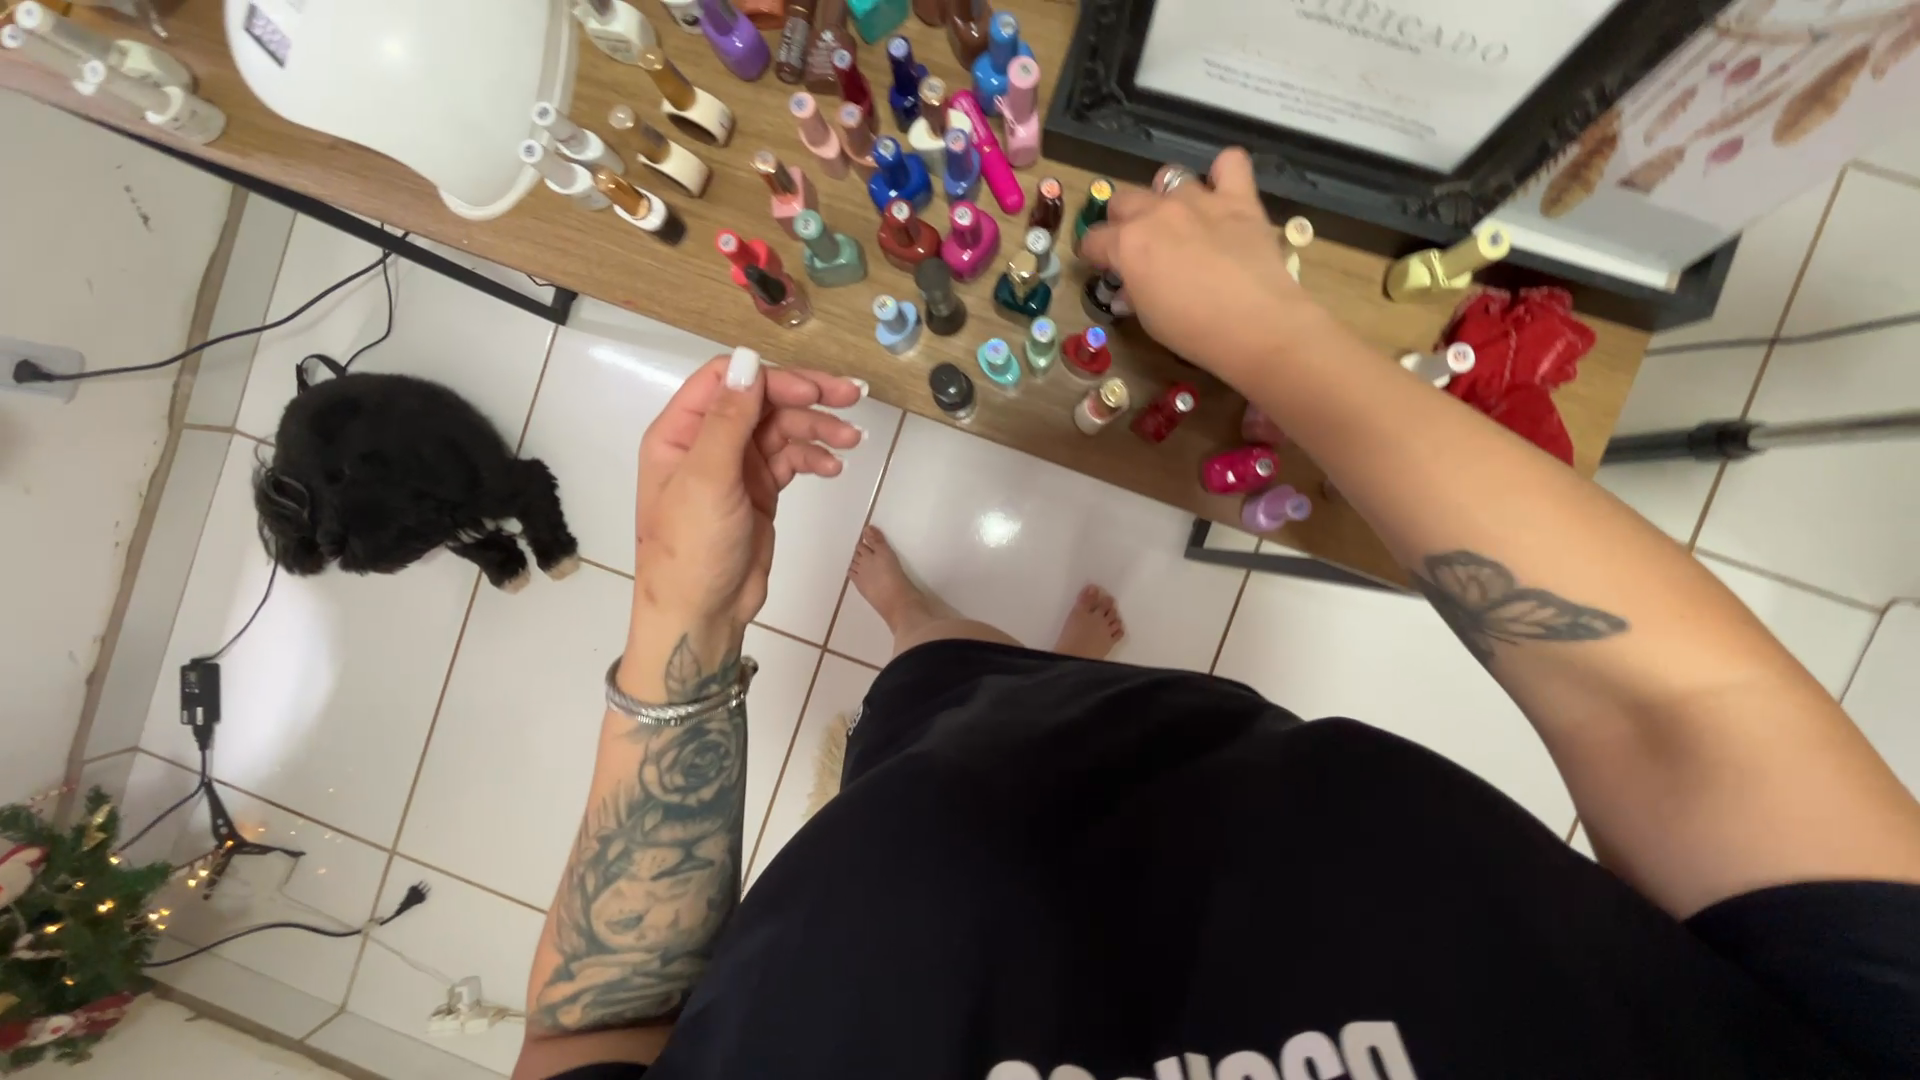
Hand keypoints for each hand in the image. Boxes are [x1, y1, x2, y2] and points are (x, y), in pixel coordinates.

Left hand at [630, 348, 863, 646]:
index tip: (814, 390)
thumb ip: (729, 419)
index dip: (773, 378)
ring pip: (783, 430)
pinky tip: (833, 468)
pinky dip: (814, 458)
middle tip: (853, 397)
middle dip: (808, 398)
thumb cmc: (691, 549)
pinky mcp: (760, 491)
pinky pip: (792, 460)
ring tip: (853, 441)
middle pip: (763, 401)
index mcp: (681, 431)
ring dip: (818, 430)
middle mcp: (708, 442)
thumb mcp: (707, 479)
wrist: (702, 614)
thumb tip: (748, 359)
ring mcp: (736, 467)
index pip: (728, 381)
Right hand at [1080, 148, 1325, 380]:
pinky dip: (1223, 172)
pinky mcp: (1239, 198)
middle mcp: (1157, 212)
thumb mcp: (1148, 318)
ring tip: (1177, 218)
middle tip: (1135, 243)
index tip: (1101, 265)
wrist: (1252, 322)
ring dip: (1166, 195)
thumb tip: (1128, 290)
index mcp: (1127, 243)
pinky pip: (1229, 163)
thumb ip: (1134, 293)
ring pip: (1169, 176)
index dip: (1093, 253)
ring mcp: (1199, 200)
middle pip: (1124, 200)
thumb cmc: (1191, 330)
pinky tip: (1222, 190)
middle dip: (1122, 220)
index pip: (1093, 239)